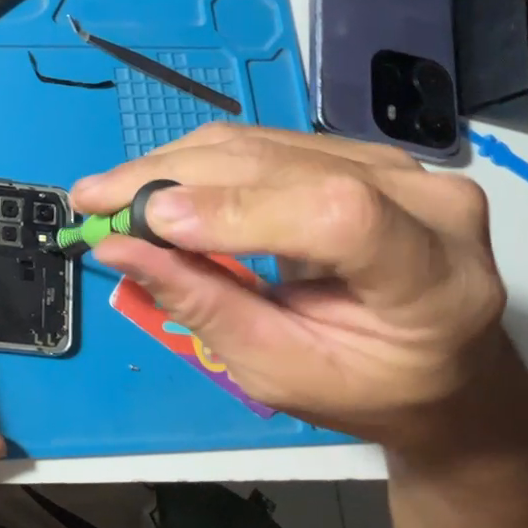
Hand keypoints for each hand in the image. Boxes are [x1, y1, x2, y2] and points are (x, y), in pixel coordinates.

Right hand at [72, 124, 506, 448]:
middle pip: (280, 165)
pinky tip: (151, 185)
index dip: (238, 210)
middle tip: (90, 202)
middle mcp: (422, 198)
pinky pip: (256, 141)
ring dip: (169, 165)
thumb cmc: (363, 386)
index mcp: (432, 276)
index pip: (339, 216)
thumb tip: (114, 249)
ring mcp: (389, 162)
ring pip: (256, 142)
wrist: (437, 363)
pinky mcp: (350, 150)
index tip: (148, 224)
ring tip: (106, 194)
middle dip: (172, 179)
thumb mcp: (279, 370)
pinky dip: (192, 162)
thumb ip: (202, 305)